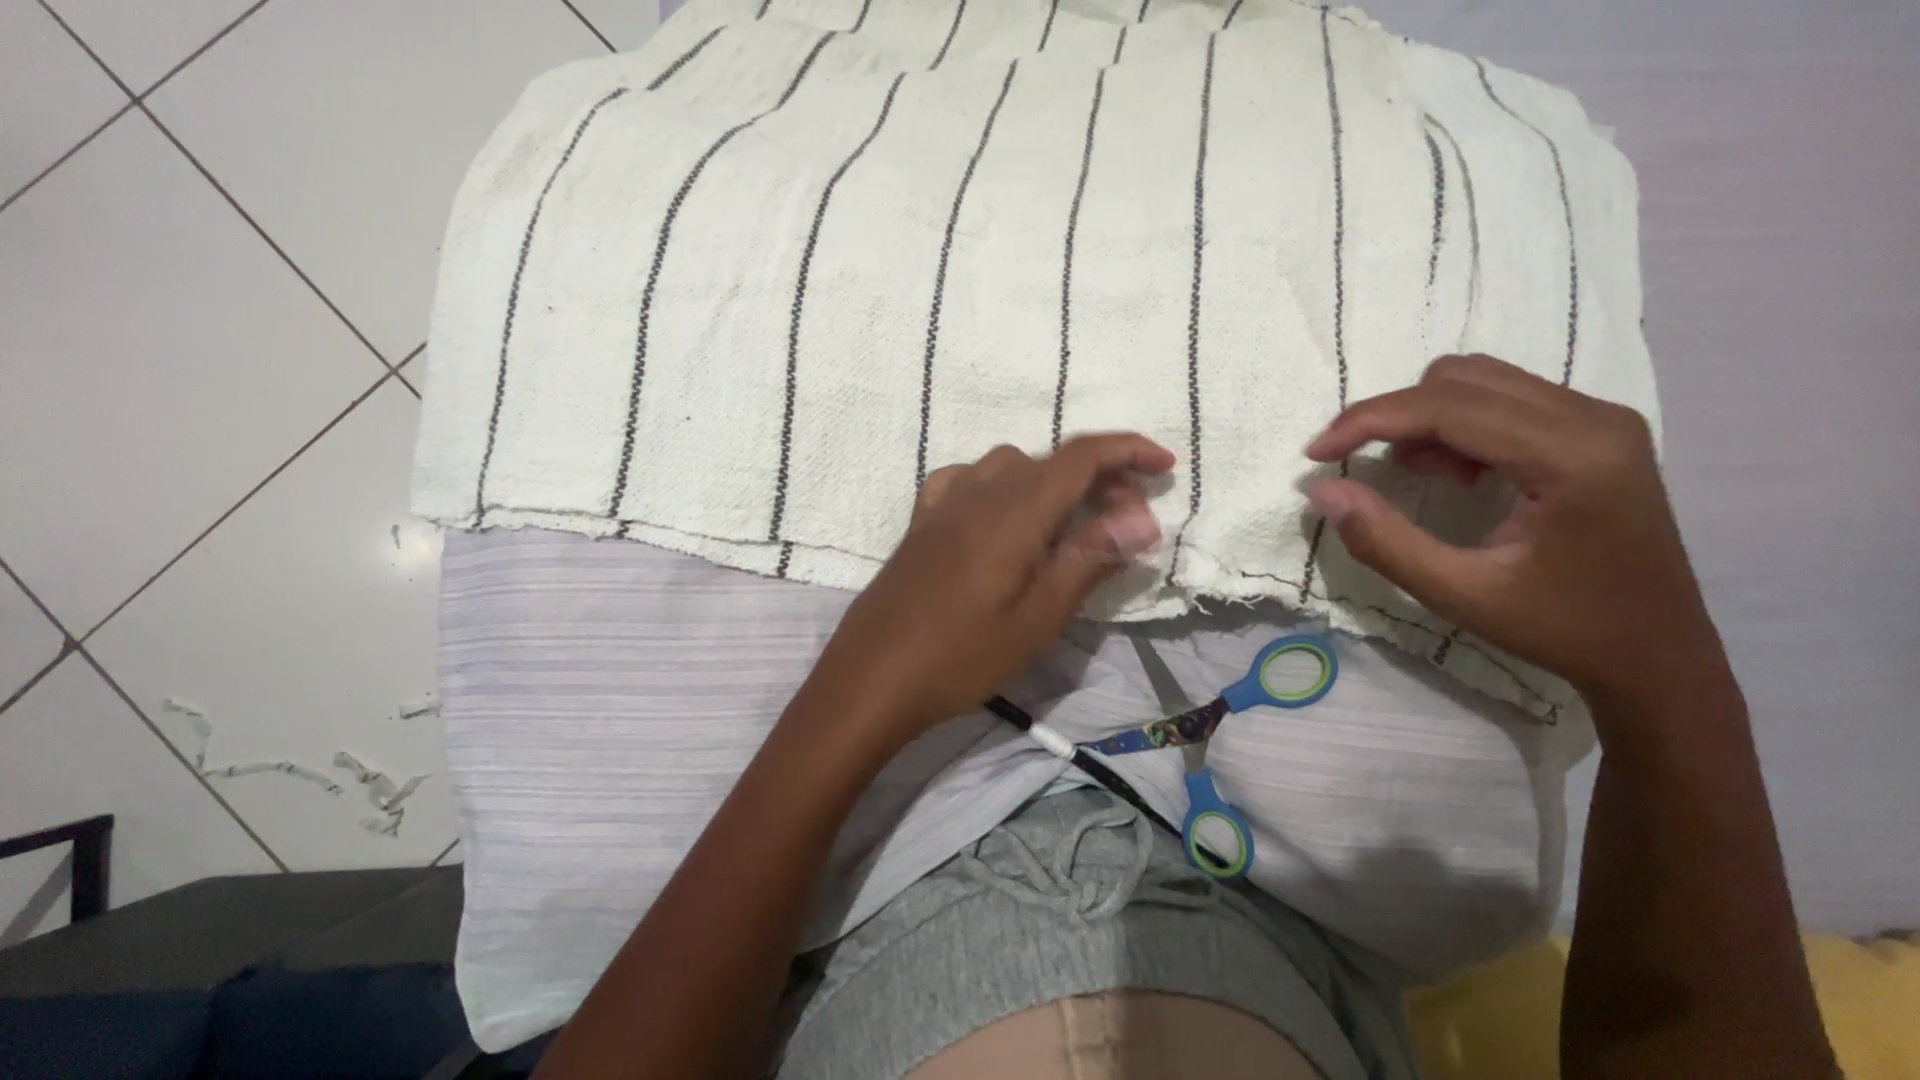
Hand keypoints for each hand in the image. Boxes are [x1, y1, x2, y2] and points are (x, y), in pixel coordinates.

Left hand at [800, 435, 1174, 749]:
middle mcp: (978, 491)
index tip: (1165, 467)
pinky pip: (970, 480)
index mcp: (1014, 511)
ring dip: (1052, 484)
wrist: (871, 678)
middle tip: (1126, 527)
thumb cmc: (961, 657)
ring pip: (1012, 466)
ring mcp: (943, 503)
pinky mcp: (921, 522)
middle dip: (1099, 481)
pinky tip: (1004, 522)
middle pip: (1051, 462)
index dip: (1127, 451)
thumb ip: (1089, 560)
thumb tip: (1142, 518)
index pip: (1081, 456)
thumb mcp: (1038, 618)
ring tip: (1069, 530)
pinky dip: (1004, 487)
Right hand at [1304, 355, 1725, 714]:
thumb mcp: (1460, 595)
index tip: (1315, 453)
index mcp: (1572, 455)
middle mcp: (1594, 417)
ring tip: (1414, 477)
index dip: (1370, 421)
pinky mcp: (1598, 430)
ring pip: (1482, 381)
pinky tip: (1457, 477)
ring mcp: (1602, 418)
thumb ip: (1384, 540)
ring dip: (1426, 419)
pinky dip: (1459, 426)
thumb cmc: (1561, 629)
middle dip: (1394, 417)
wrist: (1657, 655)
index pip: (1449, 406)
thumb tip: (1320, 490)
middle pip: (1462, 379)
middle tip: (1359, 468)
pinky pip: (1507, 399)